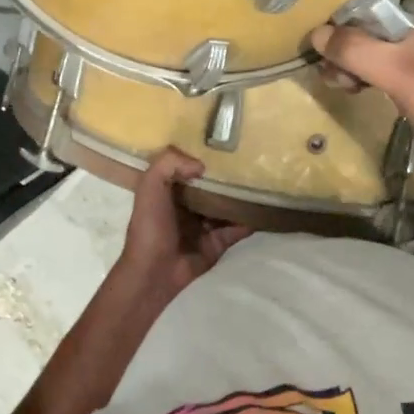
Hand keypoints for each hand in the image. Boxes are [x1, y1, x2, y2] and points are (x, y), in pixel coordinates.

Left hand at [115, 148, 251, 301]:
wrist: (153, 271)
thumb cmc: (150, 226)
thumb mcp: (150, 185)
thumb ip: (169, 163)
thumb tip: (203, 166)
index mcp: (171, 190)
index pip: (190, 168)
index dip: (204, 155)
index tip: (226, 142)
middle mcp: (189, 205)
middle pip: (213, 186)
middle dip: (228, 176)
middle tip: (252, 160)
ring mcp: (205, 225)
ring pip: (227, 206)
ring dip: (241, 197)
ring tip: (264, 181)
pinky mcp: (217, 243)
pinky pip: (237, 229)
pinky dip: (249, 220)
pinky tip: (263, 208)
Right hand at [309, 0, 413, 186]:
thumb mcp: (395, 74)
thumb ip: (353, 50)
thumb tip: (316, 33)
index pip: (379, 2)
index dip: (347, 25)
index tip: (325, 52)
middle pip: (386, 25)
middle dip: (356, 50)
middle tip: (333, 77)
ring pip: (397, 46)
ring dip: (369, 65)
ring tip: (347, 87)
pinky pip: (413, 63)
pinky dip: (390, 74)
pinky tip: (372, 90)